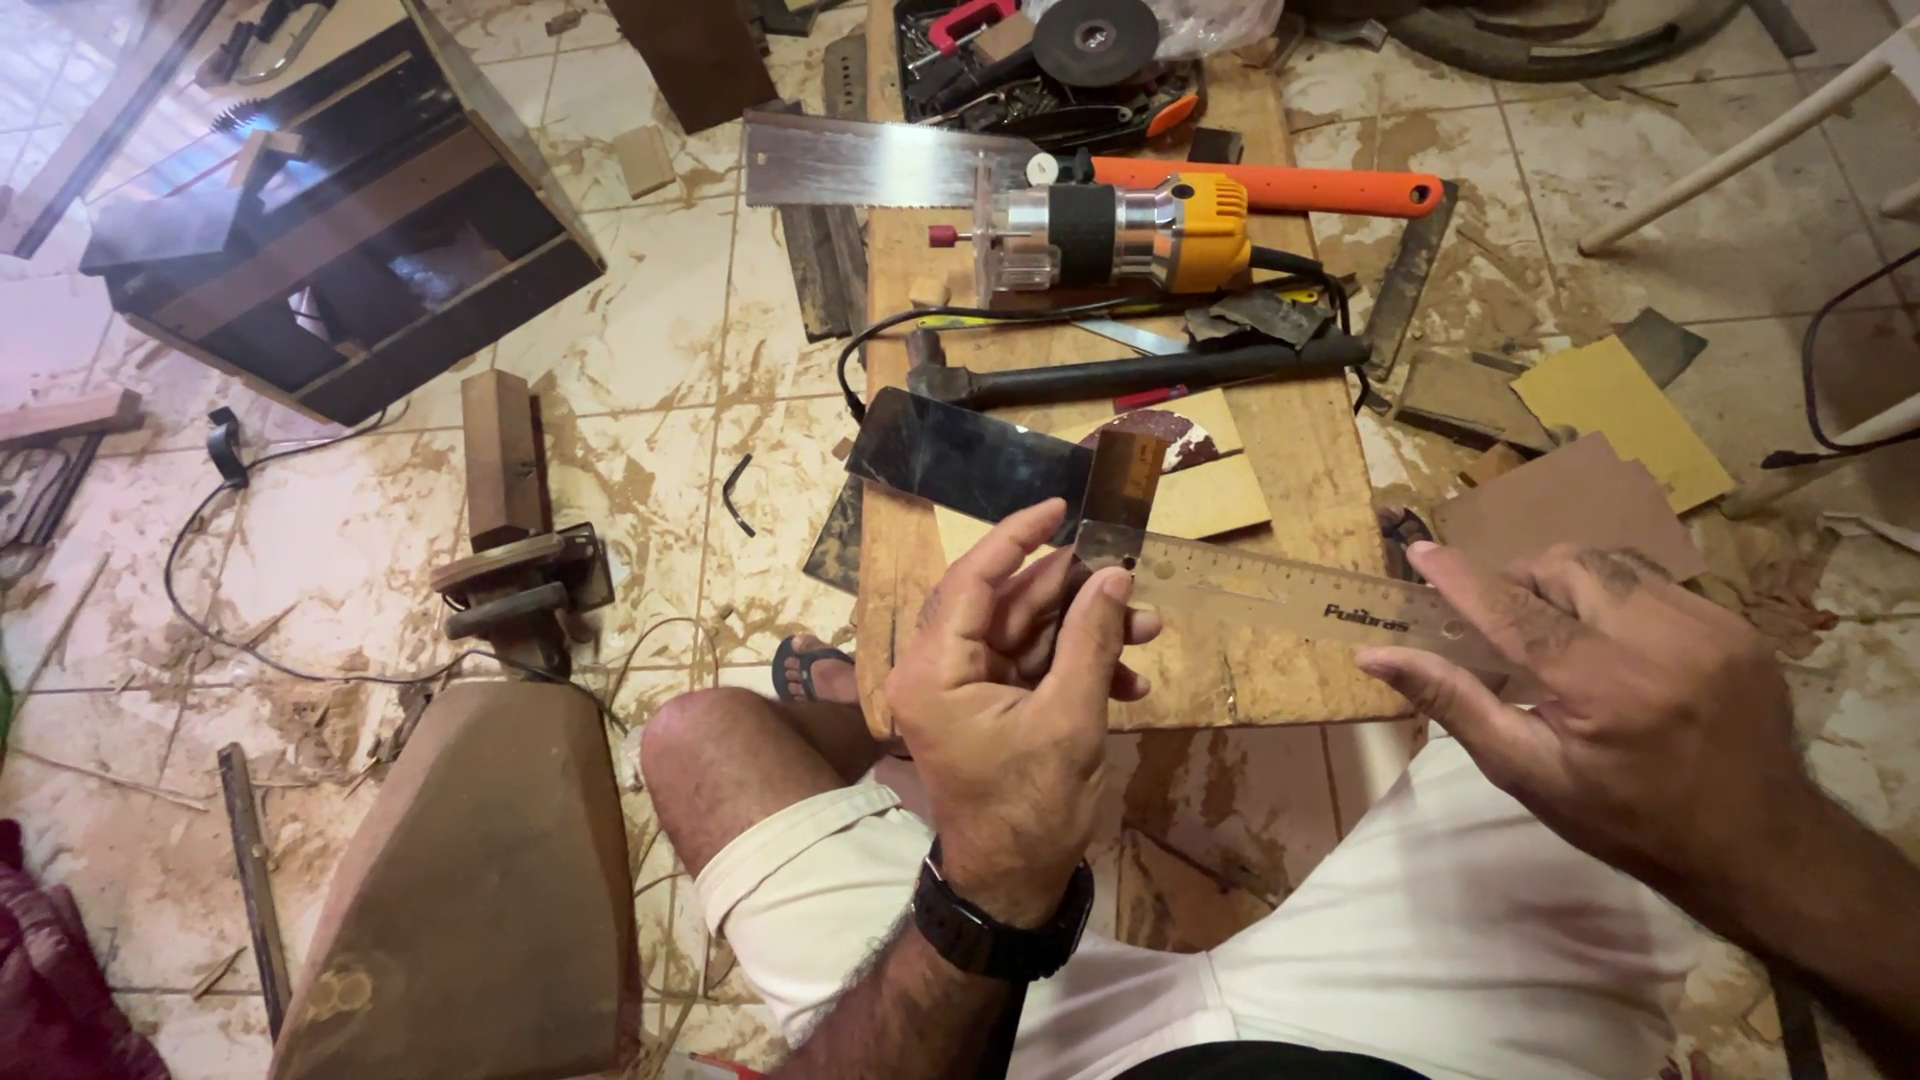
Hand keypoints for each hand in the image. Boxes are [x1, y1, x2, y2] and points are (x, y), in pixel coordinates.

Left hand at [884, 498, 1160, 926]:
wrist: (1015, 883)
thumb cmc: (1031, 809)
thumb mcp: (1069, 720)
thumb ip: (1090, 640)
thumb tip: (1114, 573)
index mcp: (935, 670)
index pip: (971, 581)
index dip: (1015, 537)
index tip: (1058, 507)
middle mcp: (939, 668)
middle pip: (1007, 602)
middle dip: (1072, 591)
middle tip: (1126, 573)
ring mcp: (966, 685)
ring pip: (1028, 631)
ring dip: (1087, 629)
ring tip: (1147, 630)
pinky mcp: (991, 701)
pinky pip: (1035, 664)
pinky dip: (1079, 664)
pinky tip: (1130, 678)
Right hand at [1355, 542, 1814, 897]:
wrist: (1761, 849)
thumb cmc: (1622, 819)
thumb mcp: (1522, 769)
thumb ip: (1450, 700)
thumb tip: (1375, 656)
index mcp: (1610, 689)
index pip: (1515, 612)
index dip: (1461, 580)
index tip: (1419, 553)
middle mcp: (1668, 645)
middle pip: (1565, 567)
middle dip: (1516, 581)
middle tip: (1499, 621)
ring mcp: (1713, 629)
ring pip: (1607, 564)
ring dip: (1560, 584)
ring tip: (1551, 628)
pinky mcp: (1737, 625)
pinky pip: (1647, 581)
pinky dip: (1605, 597)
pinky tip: (1603, 640)